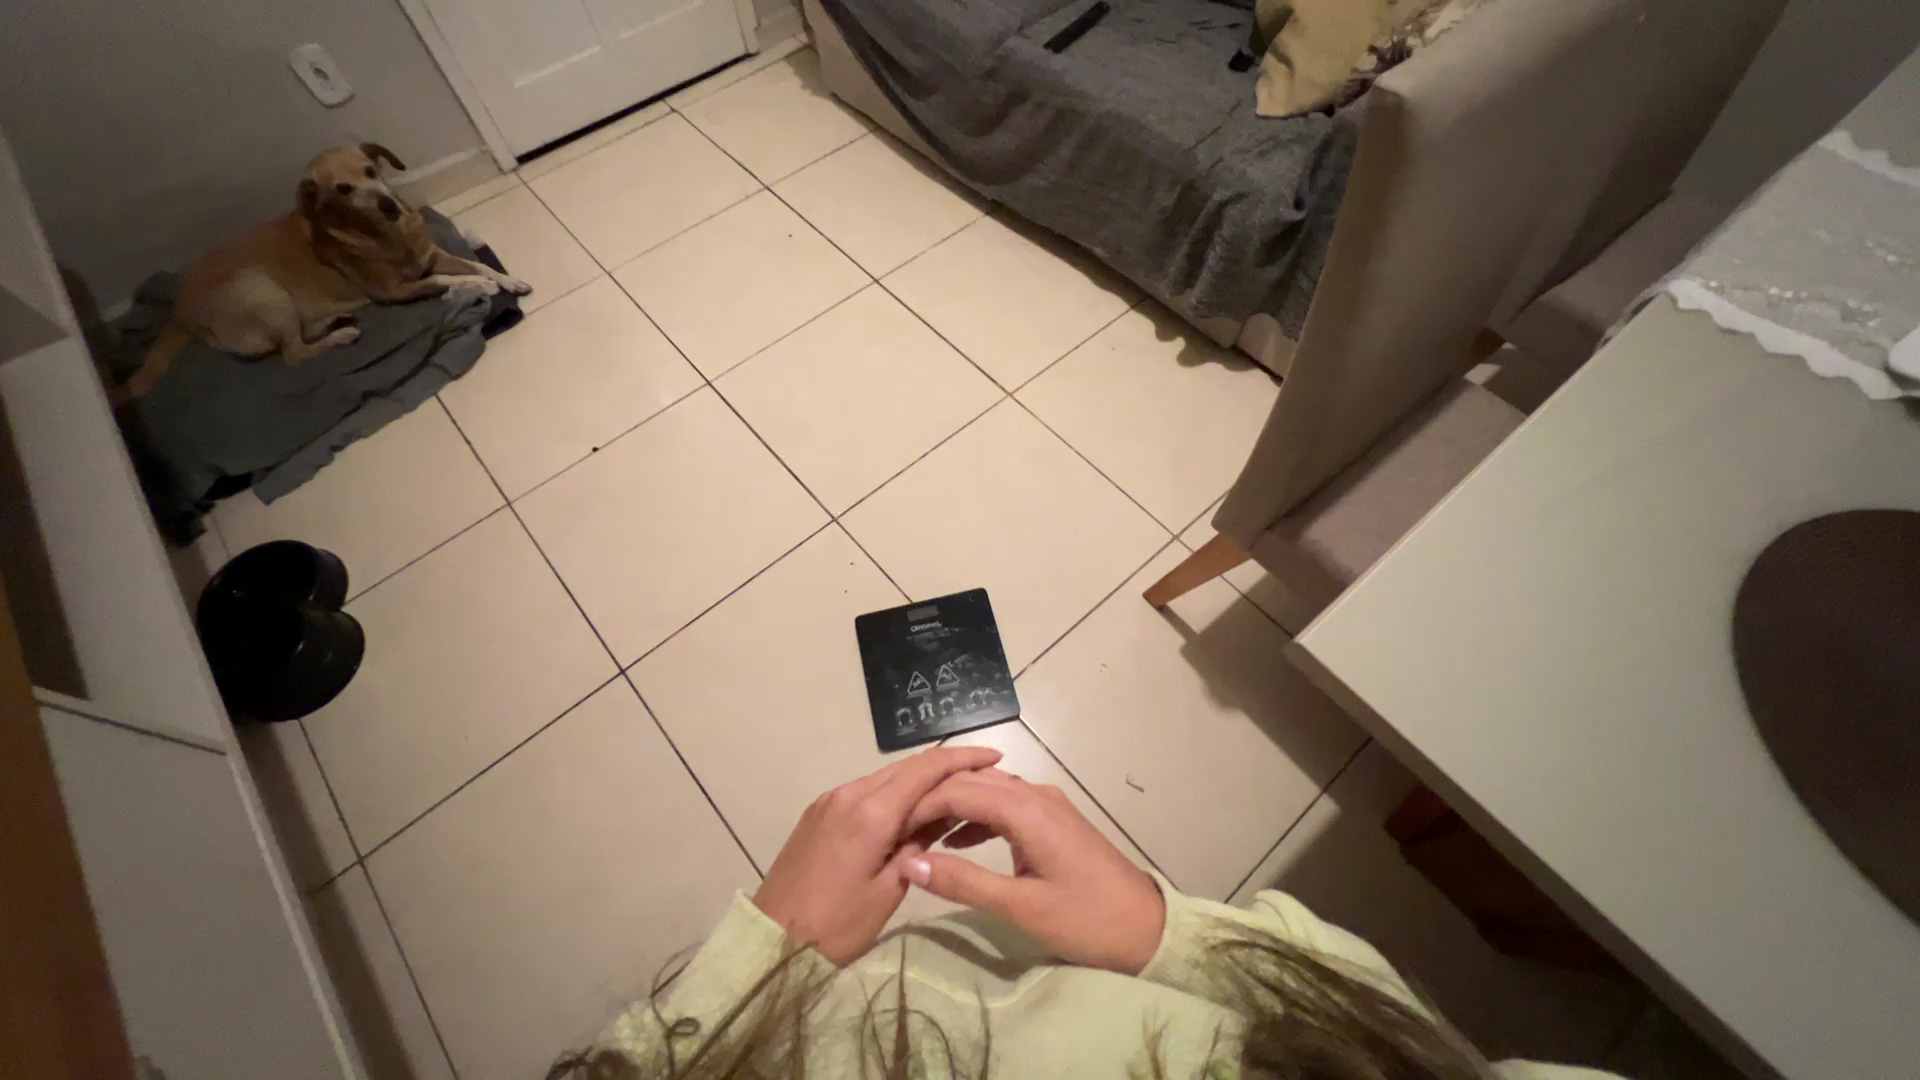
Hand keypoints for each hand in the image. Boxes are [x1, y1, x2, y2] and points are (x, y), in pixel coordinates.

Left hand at [752, 746, 1001, 964]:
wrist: (769, 940)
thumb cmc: (836, 925)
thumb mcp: (889, 891)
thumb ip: (918, 846)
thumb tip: (942, 818)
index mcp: (871, 812)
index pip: (926, 770)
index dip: (962, 758)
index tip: (994, 757)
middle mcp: (850, 793)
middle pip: (906, 767)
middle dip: (945, 765)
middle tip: (982, 773)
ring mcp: (831, 799)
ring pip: (886, 776)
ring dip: (919, 778)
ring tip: (952, 791)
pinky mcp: (819, 810)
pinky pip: (866, 789)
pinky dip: (894, 791)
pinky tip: (910, 808)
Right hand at [901, 769, 1165, 974]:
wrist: (1146, 929)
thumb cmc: (1085, 919)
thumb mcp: (1021, 907)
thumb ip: (964, 882)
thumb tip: (909, 863)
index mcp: (1025, 809)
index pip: (958, 791)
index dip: (919, 805)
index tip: (887, 828)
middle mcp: (1034, 794)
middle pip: (971, 782)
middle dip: (931, 800)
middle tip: (896, 828)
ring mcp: (1046, 804)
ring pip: (988, 790)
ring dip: (953, 806)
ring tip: (918, 835)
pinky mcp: (1051, 819)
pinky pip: (1004, 804)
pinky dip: (976, 817)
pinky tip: (956, 841)